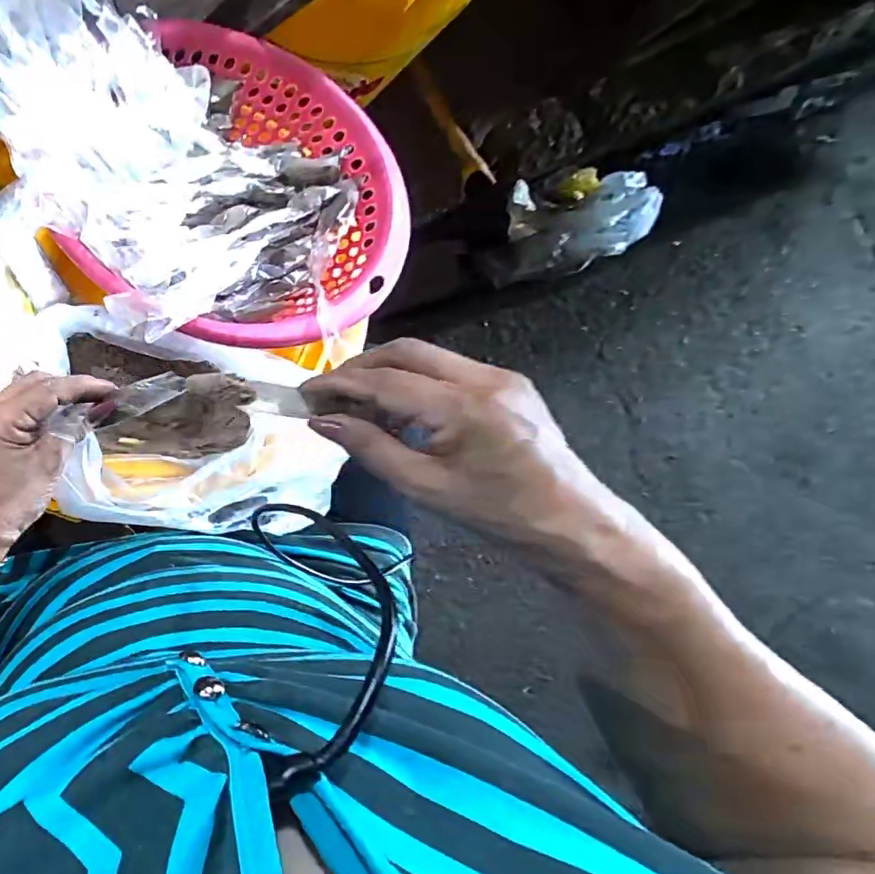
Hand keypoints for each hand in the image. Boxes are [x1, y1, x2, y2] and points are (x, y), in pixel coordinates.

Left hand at [0, 372, 116, 552]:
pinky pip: (19, 402)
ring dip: (57, 392)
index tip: (112, 390)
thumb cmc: (13, 501)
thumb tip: (99, 407)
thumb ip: (72, 429)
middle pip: (35, 382)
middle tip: (102, 396)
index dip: (82, 386)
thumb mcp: (48, 463)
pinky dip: (42, 403)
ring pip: (27, 388)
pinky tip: (63, 410)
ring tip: (87, 401)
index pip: (47, 389)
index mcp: (0, 416)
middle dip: (70, 386)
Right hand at [301, 339, 625, 552]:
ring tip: (354, 405)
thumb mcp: (420, 485)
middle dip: (358, 368)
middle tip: (326, 394)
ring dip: (382, 372)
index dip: (338, 384)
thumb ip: (368, 447)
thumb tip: (321, 421)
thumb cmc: (493, 512)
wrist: (570, 522)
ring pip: (424, 356)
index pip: (385, 380)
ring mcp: (499, 377)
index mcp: (464, 407)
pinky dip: (409, 381)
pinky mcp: (506, 384)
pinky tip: (394, 411)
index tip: (304, 394)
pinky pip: (444, 370)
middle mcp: (483, 379)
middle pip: (404, 351)